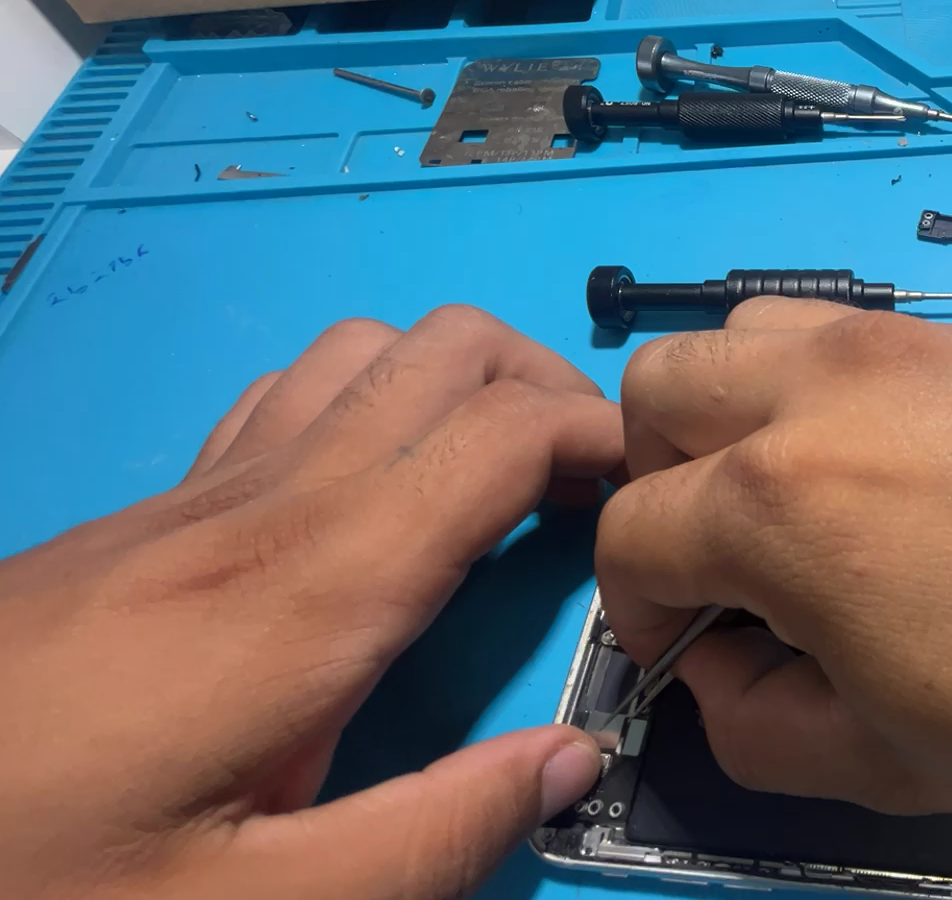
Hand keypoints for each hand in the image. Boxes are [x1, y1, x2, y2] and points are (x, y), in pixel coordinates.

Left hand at [0, 307, 619, 899]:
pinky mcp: (158, 504)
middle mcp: (277, 498)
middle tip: (588, 480)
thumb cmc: (12, 887)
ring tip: (504, 471)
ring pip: (381, 346)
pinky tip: (392, 486)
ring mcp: (207, 486)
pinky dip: (387, 399)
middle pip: (457, 348)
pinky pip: (304, 389)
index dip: (607, 434)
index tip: (648, 488)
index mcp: (324, 581)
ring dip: (473, 383)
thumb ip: (440, 835)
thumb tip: (577, 756)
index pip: (510, 427)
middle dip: (556, 388)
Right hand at [595, 299, 951, 819]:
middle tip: (727, 552)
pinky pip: (844, 332)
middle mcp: (824, 386)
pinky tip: (890, 461)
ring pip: (747, 332)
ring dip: (733, 411)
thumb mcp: (894, 761)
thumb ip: (759, 723)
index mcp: (783, 499)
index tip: (690, 644)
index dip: (638, 604)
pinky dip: (819, 387)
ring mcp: (903, 342)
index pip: (631, 532)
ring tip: (799, 492)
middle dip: (660, 474)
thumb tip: (718, 666)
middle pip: (657, 388)